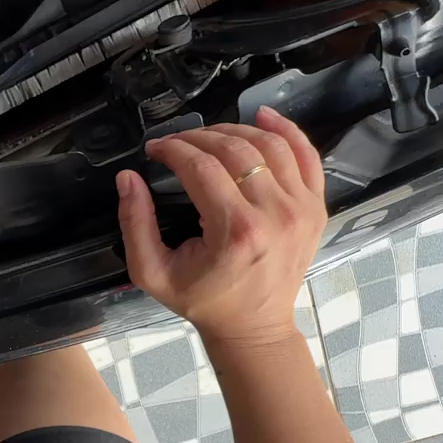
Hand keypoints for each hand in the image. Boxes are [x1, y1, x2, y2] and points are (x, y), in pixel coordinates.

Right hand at [116, 106, 327, 347]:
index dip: (173, 150)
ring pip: (270, 145)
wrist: (252, 326)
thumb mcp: (151, 272)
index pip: (201, 168)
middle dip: (198, 137)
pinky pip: (306, 155)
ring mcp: (302, 207)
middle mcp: (274, 213)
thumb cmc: (200, 301)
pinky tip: (262, 116)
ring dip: (234, 130)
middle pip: (235, 150)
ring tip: (206, 134)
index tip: (154, 149)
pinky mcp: (316, 206)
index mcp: (234, 231)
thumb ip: (135, 224)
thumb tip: (127, 178)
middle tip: (174, 142)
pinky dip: (286, 129)